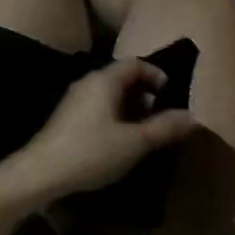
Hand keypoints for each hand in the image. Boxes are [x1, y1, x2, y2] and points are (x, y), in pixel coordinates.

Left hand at [4, 59, 202, 200]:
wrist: (42, 171)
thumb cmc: (91, 151)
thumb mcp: (134, 142)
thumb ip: (164, 128)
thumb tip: (193, 117)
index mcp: (104, 80)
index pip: (135, 63)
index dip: (157, 74)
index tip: (171, 95)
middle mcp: (88, 82)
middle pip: (122, 76)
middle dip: (145, 92)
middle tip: (162, 115)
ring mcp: (75, 99)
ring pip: (110, 93)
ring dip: (131, 106)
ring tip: (145, 130)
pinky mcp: (68, 116)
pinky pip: (98, 105)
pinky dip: (115, 114)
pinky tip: (120, 140)